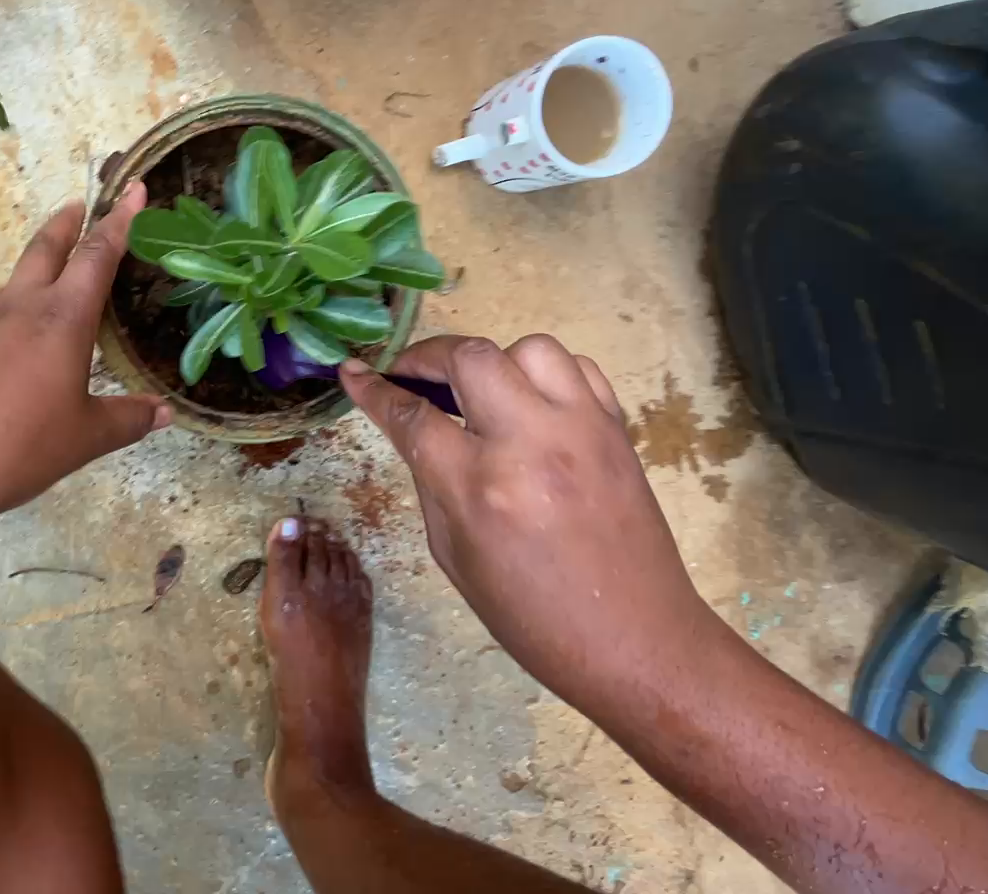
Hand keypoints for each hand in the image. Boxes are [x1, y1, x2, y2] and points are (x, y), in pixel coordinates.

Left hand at [0, 182, 170, 523]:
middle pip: (46, 248)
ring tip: (51, 286)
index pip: (97, 255)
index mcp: (61, 319)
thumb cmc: (19, 447)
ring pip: (13, 283)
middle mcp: (17, 307)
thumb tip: (166, 412)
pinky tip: (7, 346)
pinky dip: (7, 315)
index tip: (134, 188)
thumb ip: (128, 419)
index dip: (120, 220)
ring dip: (35, 271)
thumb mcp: (85, 438)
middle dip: (68, 223)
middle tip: (81, 205)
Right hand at [340, 335, 718, 703]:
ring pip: (529, 348)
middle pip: (468, 358)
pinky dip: (543, 374)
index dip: (373, 389)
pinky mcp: (616, 430)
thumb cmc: (527, 610)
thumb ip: (432, 479)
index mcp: (478, 486)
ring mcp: (581, 429)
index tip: (352, 372)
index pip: (412, 415)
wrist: (635, 640)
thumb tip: (418, 429)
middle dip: (427, 356)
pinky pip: (576, 368)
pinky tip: (529, 403)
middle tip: (412, 375)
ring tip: (480, 392)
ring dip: (491, 360)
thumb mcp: (451, 551)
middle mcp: (530, 443)